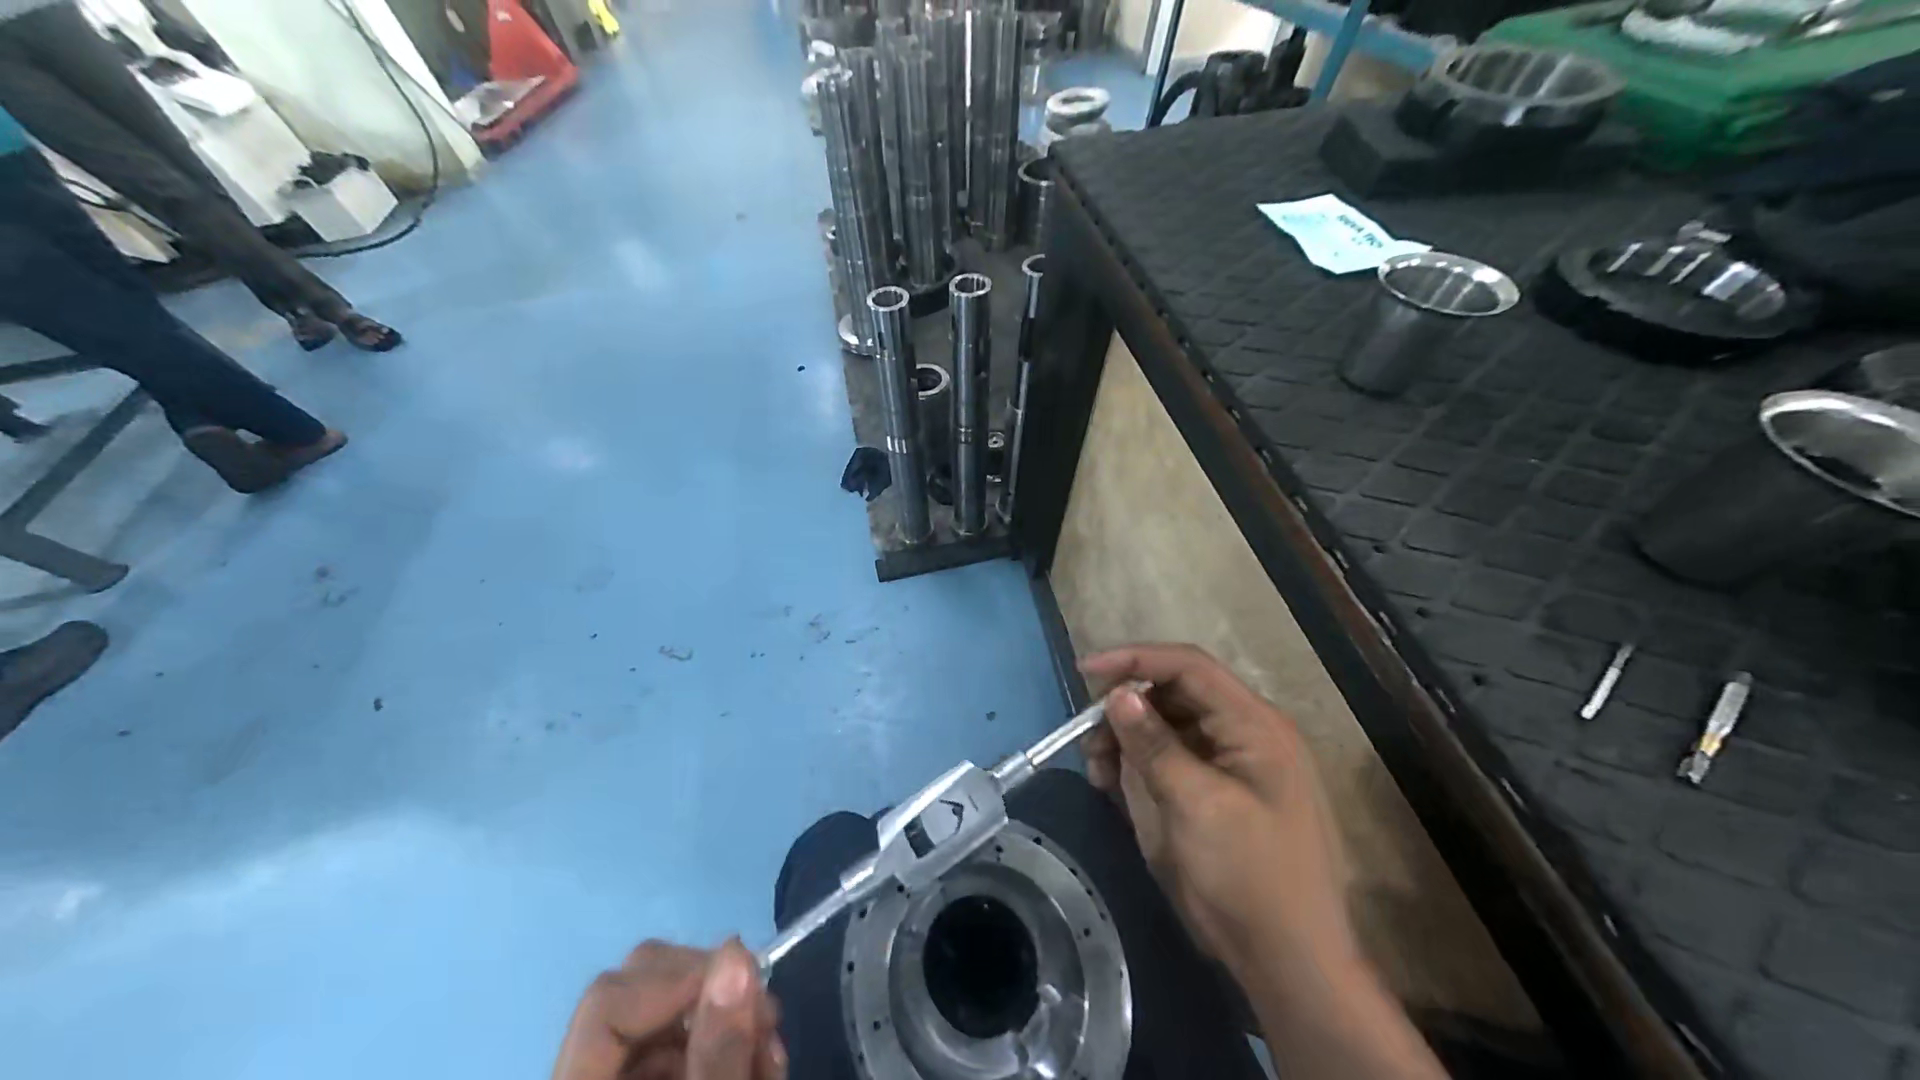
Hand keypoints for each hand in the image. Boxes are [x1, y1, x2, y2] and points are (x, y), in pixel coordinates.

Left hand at [552, 939, 786, 1079]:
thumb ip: (718, 1050)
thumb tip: (737, 953)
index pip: (607, 1004)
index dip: (676, 980)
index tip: (746, 979)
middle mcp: (584, 1074)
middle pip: (636, 992)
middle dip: (709, 992)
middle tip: (766, 1018)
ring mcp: (613, 1073)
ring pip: (666, 1013)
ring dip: (726, 1019)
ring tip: (771, 1054)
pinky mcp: (645, 1076)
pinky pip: (678, 1039)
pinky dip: (721, 1041)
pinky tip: (757, 1064)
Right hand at [1079, 644, 1354, 985]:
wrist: (1289, 961)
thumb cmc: (1249, 877)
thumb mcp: (1196, 806)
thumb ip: (1154, 745)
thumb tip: (1118, 695)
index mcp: (1254, 725)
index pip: (1189, 667)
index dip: (1136, 660)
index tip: (1087, 671)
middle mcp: (1243, 733)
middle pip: (1174, 694)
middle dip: (1126, 707)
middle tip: (1088, 734)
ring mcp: (1229, 763)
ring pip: (1165, 726)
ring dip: (1126, 737)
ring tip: (1096, 767)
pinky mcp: (1214, 791)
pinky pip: (1168, 759)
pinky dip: (1135, 764)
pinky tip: (1111, 785)